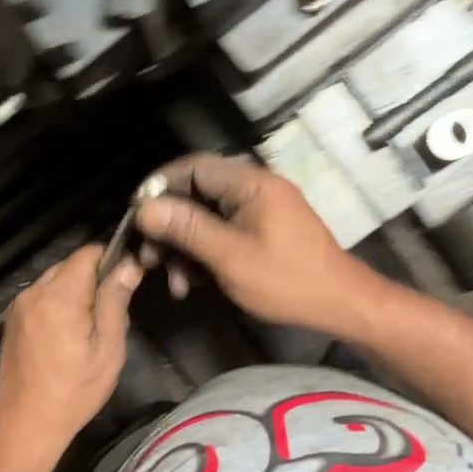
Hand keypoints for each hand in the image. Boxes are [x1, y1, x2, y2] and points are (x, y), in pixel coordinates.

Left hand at [0, 245, 140, 466]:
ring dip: (75, 292)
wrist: (25, 424)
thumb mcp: (108, 349)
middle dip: (93, 278)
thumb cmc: (74, 391)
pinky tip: (68, 333)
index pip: (88, 253)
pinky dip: (58, 303)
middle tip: (112, 310)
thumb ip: (115, 302)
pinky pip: (41, 297)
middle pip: (70, 265)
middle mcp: (33, 292)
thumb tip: (129, 266)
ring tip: (90, 326)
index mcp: (59, 295)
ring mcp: (19, 306)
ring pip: (55, 281)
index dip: (111, 260)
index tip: (128, 280)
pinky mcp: (12, 320)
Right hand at [135, 155, 387, 335]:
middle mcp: (253, 188)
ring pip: (205, 218)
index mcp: (250, 183)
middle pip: (195, 194)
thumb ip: (187, 229)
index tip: (134, 217)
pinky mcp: (260, 231)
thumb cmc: (286, 280)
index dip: (158, 188)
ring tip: (172, 282)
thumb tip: (144, 208)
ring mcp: (258, 210)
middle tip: (148, 259)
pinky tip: (191, 283)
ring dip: (183, 248)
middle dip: (168, 227)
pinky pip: (221, 233)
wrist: (339, 303)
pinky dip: (203, 255)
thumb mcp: (231, 257)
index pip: (191, 168)